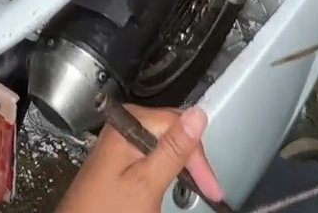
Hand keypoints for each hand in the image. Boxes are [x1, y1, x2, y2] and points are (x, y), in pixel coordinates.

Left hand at [56, 105, 223, 212]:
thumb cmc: (106, 211)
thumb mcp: (147, 182)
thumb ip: (173, 149)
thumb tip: (198, 114)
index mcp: (130, 123)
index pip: (178, 124)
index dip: (198, 156)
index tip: (211, 184)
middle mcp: (124, 126)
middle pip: (172, 133)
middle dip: (191, 161)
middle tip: (206, 188)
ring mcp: (121, 142)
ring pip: (164, 145)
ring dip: (180, 166)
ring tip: (193, 186)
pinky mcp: (120, 159)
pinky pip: (151, 155)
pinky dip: (165, 170)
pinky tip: (169, 183)